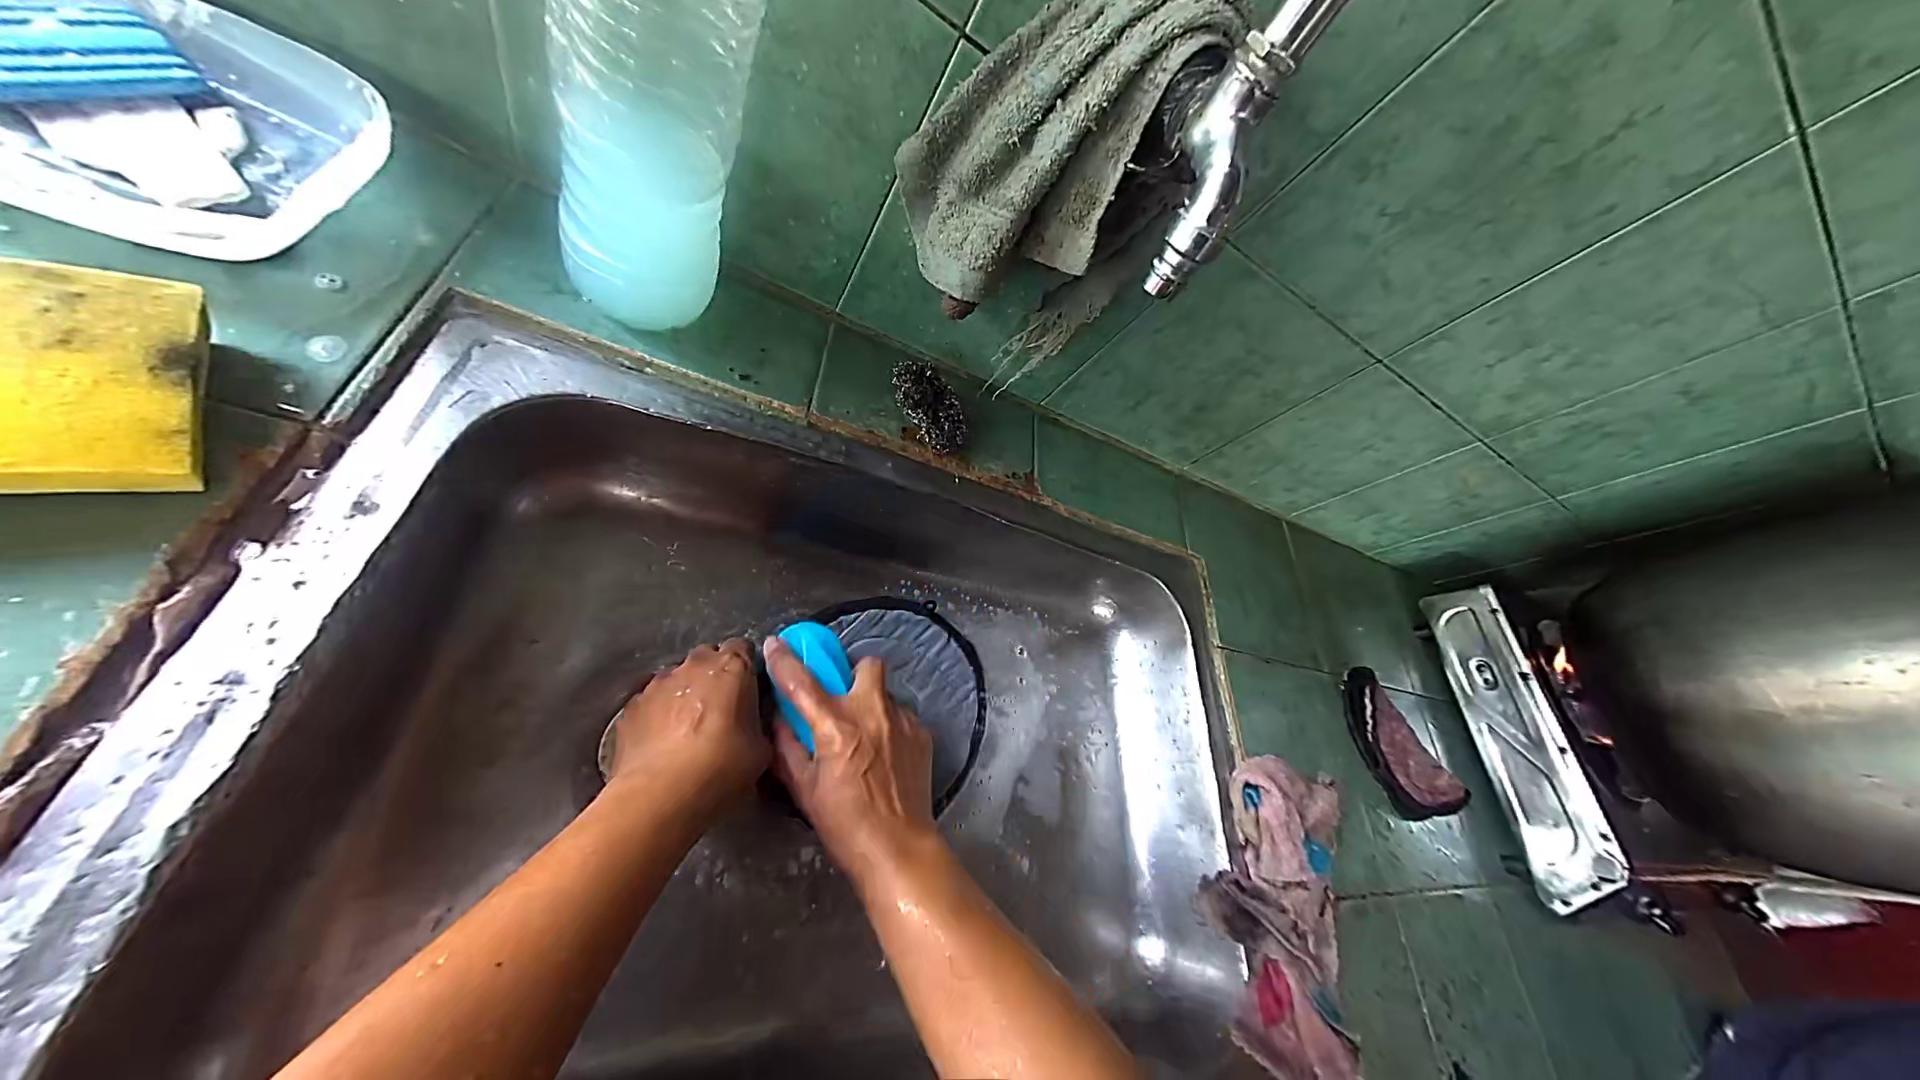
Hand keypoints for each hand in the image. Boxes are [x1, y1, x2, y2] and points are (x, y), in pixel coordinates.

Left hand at [608, 639, 768, 816]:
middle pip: (707, 658)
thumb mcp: (761, 749)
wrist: (660, 795)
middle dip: (714, 676)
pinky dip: (658, 715)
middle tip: (721, 708)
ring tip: (688, 730)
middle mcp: (694, 665)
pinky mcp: (631, 706)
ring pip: (677, 679)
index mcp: (733, 667)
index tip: (748, 688)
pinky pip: (651, 702)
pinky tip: (662, 743)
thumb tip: (754, 725)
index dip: (746, 667)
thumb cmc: (721, 767)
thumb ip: (759, 724)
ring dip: (684, 694)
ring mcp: (658, 683)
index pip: (743, 648)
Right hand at [763, 635, 938, 889]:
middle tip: (842, 698)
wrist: (898, 847)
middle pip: (866, 664)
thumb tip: (778, 719)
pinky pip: (901, 714)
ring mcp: (902, 719)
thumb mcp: (804, 788)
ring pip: (885, 692)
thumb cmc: (844, 823)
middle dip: (852, 673)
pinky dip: (889, 725)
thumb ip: (787, 747)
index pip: (802, 680)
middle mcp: (872, 711)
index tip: (776, 644)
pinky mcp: (922, 732)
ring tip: (866, 735)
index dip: (784, 658)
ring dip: (871, 703)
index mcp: (836, 725)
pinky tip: (885, 753)